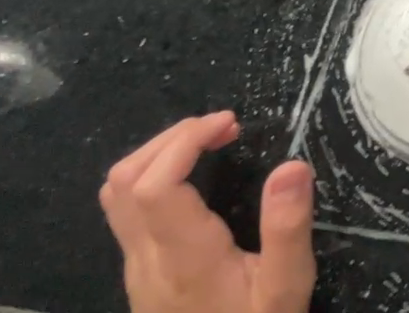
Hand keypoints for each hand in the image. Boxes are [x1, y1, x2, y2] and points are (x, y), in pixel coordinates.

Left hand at [99, 111, 315, 312]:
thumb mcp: (286, 285)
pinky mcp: (141, 272)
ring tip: (212, 142)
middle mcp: (147, 259)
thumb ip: (288, 227)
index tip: (231, 123)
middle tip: (224, 128)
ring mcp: (137, 267)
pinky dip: (158, 174)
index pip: (152, 185)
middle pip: (122, 182)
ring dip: (159, 153)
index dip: (185, 141)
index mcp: (183, 257)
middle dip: (171, 138)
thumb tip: (291, 165)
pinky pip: (129, 210)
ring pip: (116, 195)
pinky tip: (199, 177)